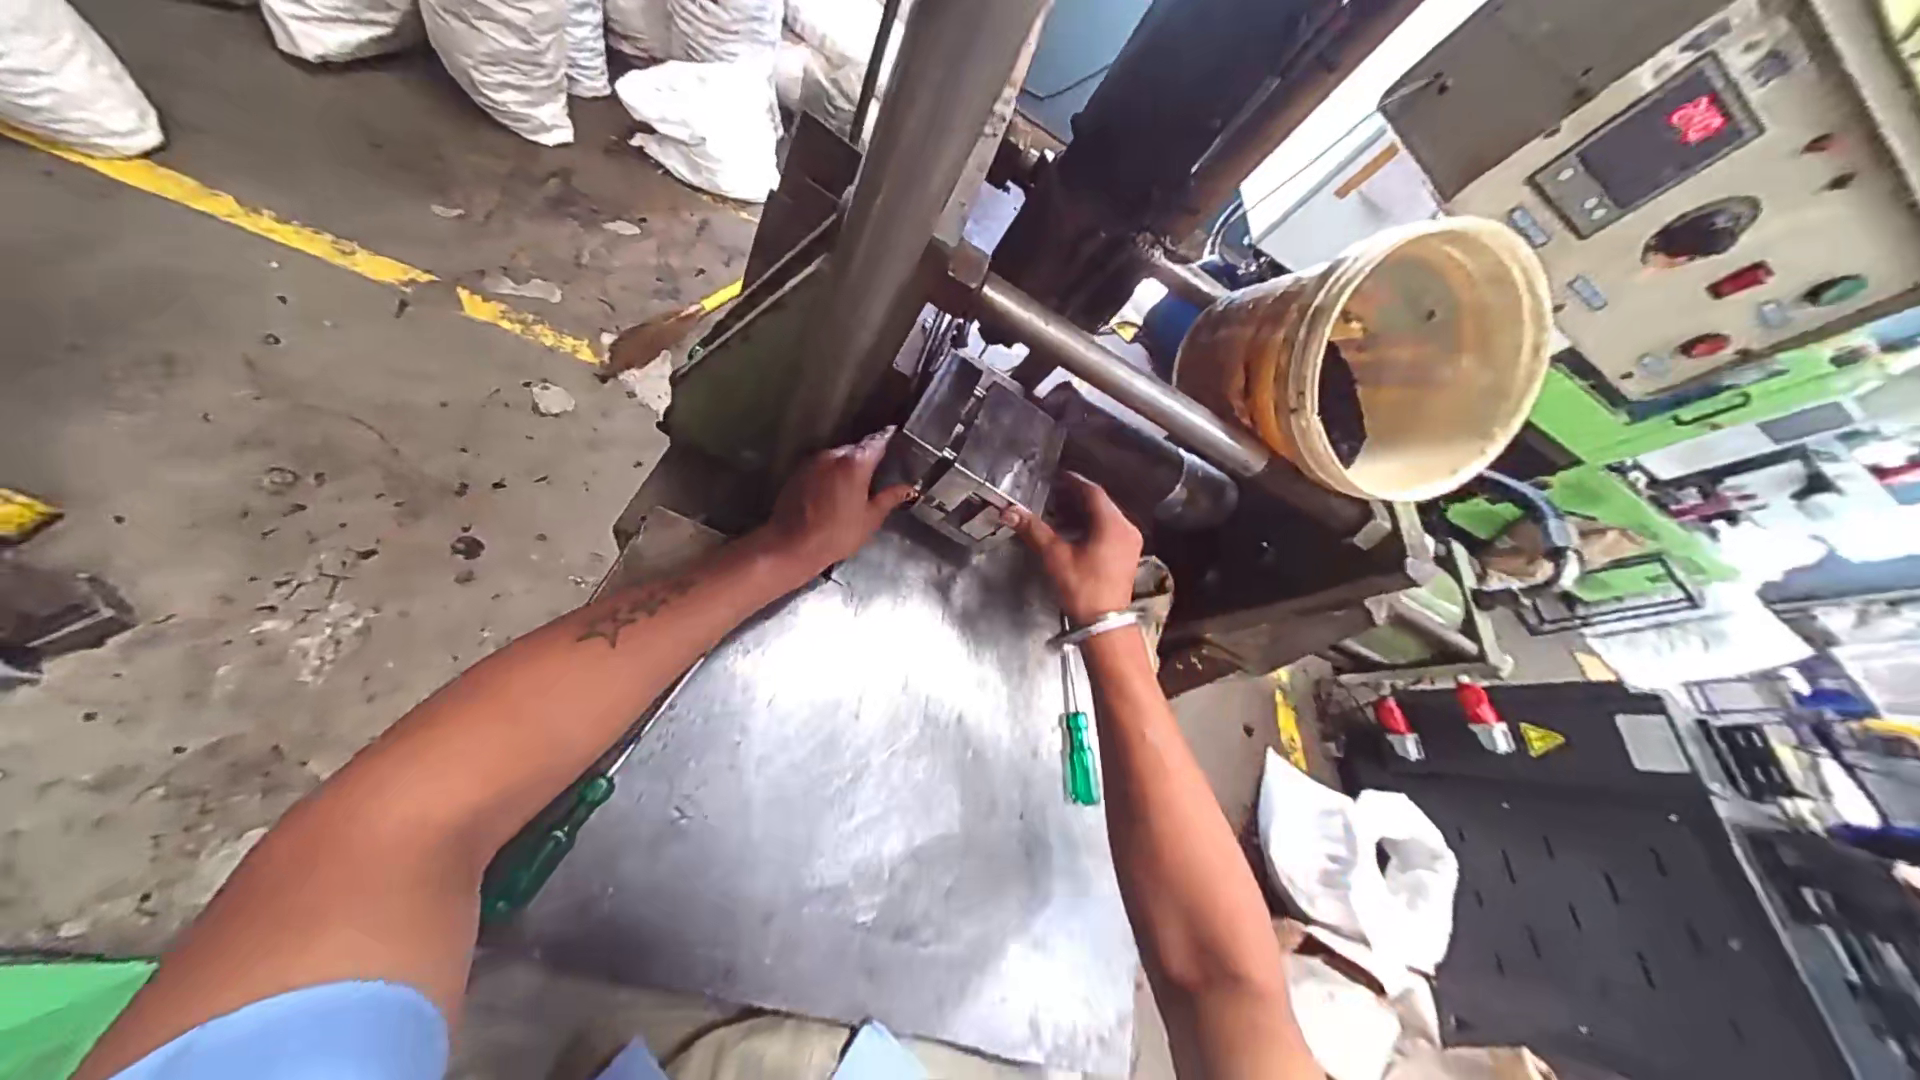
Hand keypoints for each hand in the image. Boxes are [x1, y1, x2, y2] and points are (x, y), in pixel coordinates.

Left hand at [755, 428, 915, 573]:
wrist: (791, 545)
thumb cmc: (837, 534)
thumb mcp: (870, 518)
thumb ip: (889, 498)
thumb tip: (908, 488)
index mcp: (855, 463)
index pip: (876, 442)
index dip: (887, 439)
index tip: (895, 438)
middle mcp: (832, 455)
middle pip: (855, 449)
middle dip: (866, 458)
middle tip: (876, 474)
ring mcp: (812, 462)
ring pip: (836, 458)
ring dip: (846, 467)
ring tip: (855, 486)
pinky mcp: (797, 473)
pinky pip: (821, 467)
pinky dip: (830, 474)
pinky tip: (834, 492)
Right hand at [1006, 473, 1142, 624]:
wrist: (1104, 623)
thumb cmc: (1082, 588)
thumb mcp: (1055, 556)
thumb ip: (1034, 530)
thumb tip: (1009, 511)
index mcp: (1113, 524)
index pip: (1093, 492)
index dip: (1073, 482)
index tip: (1056, 477)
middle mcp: (1126, 528)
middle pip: (1100, 503)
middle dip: (1075, 497)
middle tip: (1052, 493)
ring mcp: (1130, 542)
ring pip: (1105, 516)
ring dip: (1082, 512)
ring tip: (1058, 511)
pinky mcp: (1127, 554)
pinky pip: (1110, 529)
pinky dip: (1091, 525)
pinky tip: (1073, 531)